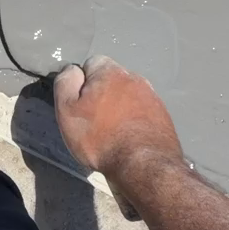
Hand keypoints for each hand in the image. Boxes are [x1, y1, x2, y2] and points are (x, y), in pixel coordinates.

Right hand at [52, 55, 183, 174]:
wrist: (144, 166)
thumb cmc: (100, 137)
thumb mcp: (67, 110)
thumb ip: (65, 83)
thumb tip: (73, 70)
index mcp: (110, 72)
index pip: (91, 63)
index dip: (81, 82)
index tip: (79, 104)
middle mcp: (135, 78)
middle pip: (110, 79)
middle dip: (101, 93)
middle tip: (93, 119)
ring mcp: (152, 96)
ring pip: (127, 95)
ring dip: (118, 107)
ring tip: (111, 131)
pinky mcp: (163, 115)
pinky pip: (141, 110)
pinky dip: (133, 119)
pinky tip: (127, 137)